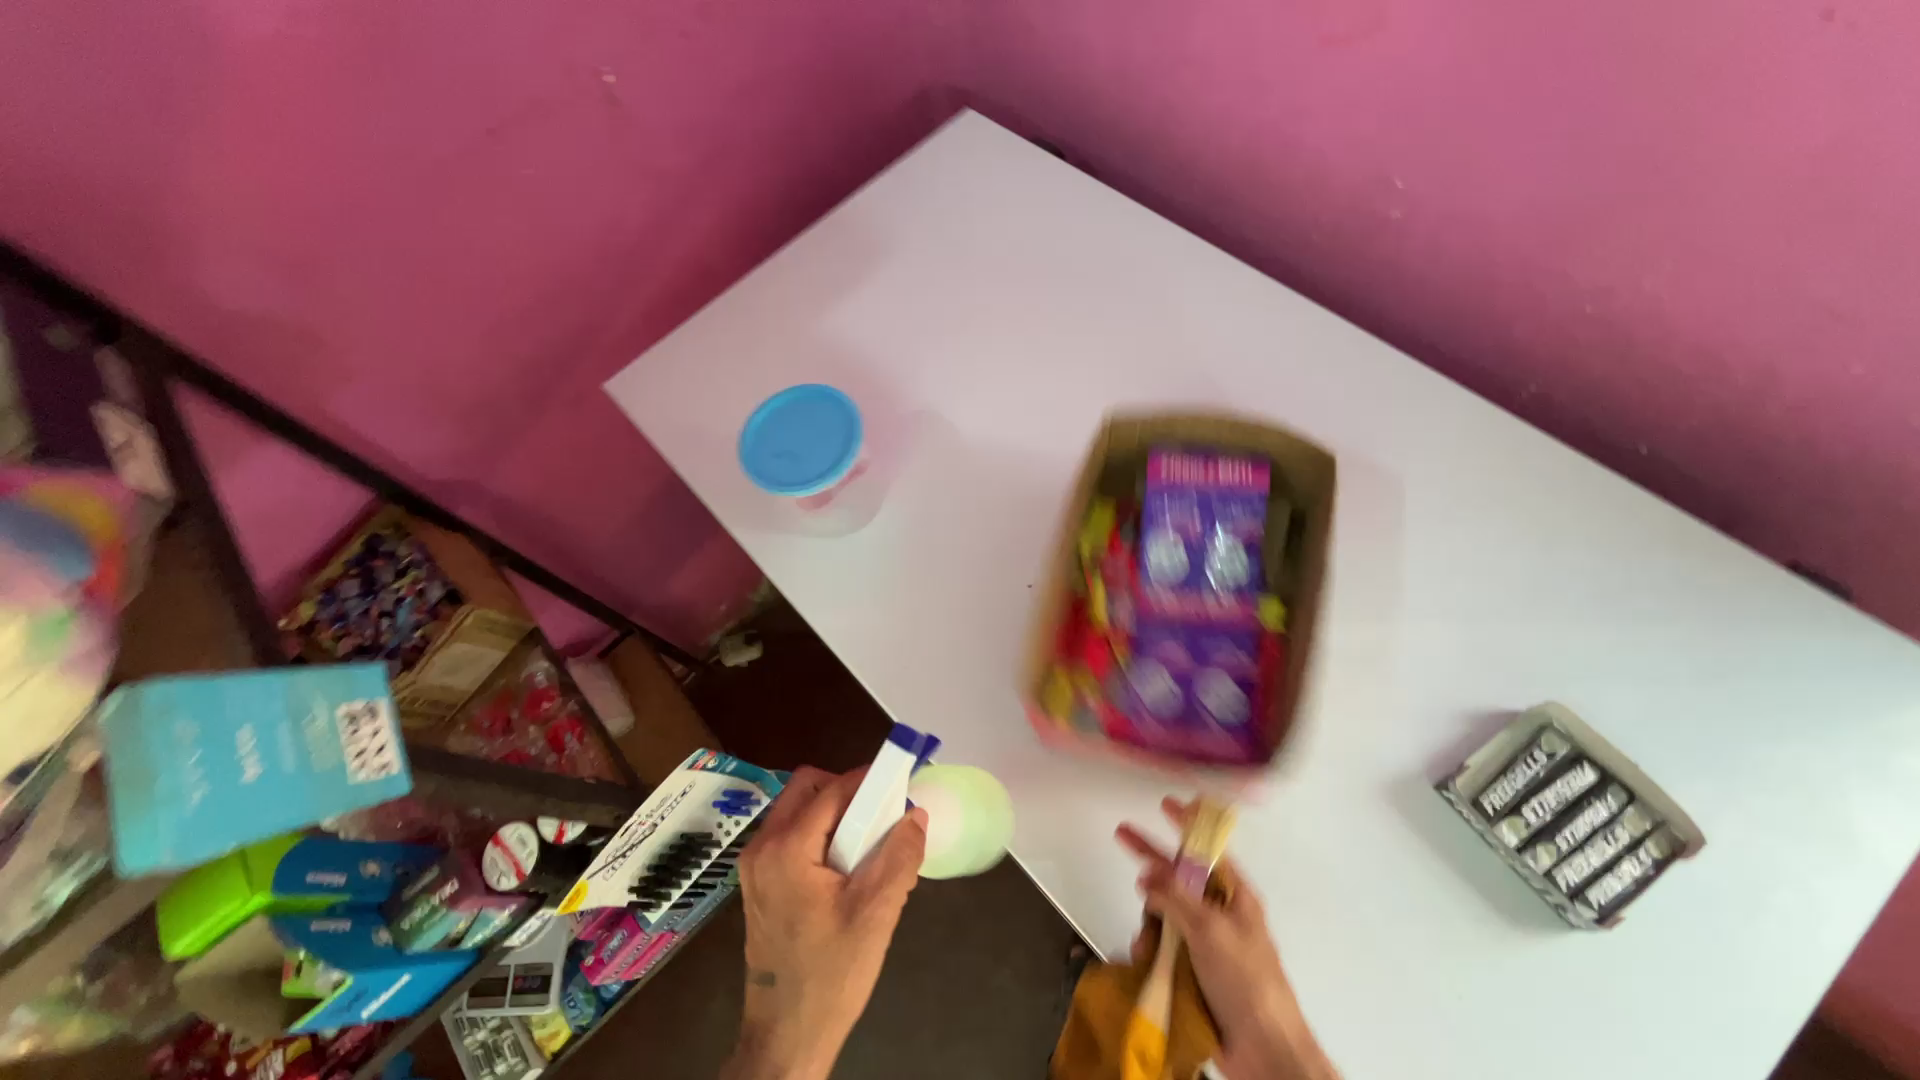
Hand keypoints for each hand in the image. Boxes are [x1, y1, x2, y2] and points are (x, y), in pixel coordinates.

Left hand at [723, 766, 927, 1079]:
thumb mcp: (876, 913)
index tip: (903, 779)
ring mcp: (755, 867)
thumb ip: (898, 856)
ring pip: (798, 810)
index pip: (832, 790)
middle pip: (806, 788)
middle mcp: (762, 848)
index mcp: (786, 848)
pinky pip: (793, 837)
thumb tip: (915, 814)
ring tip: (871, 845)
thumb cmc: (831, 974)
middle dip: (848, 791)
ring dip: (836, 814)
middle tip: (884, 815)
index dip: (870, 778)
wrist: (786, 1035)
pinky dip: (823, 835)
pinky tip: (850, 869)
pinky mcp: (760, 884)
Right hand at [1117, 797, 1338, 1079]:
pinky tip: (1144, 963)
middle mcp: (1219, 915)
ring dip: (1150, 928)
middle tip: (1121, 837)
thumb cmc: (1246, 981)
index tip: (1168, 803)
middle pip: (1177, 880)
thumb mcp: (1210, 929)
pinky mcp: (1192, 972)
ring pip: (1164, 916)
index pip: (1207, 850)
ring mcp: (1205, 945)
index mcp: (1235, 897)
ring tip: (1146, 949)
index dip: (1187, 826)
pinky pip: (1161, 949)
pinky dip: (1150, 953)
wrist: (1262, 1048)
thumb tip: (1148, 873)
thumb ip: (1176, 896)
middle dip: (1152, 870)